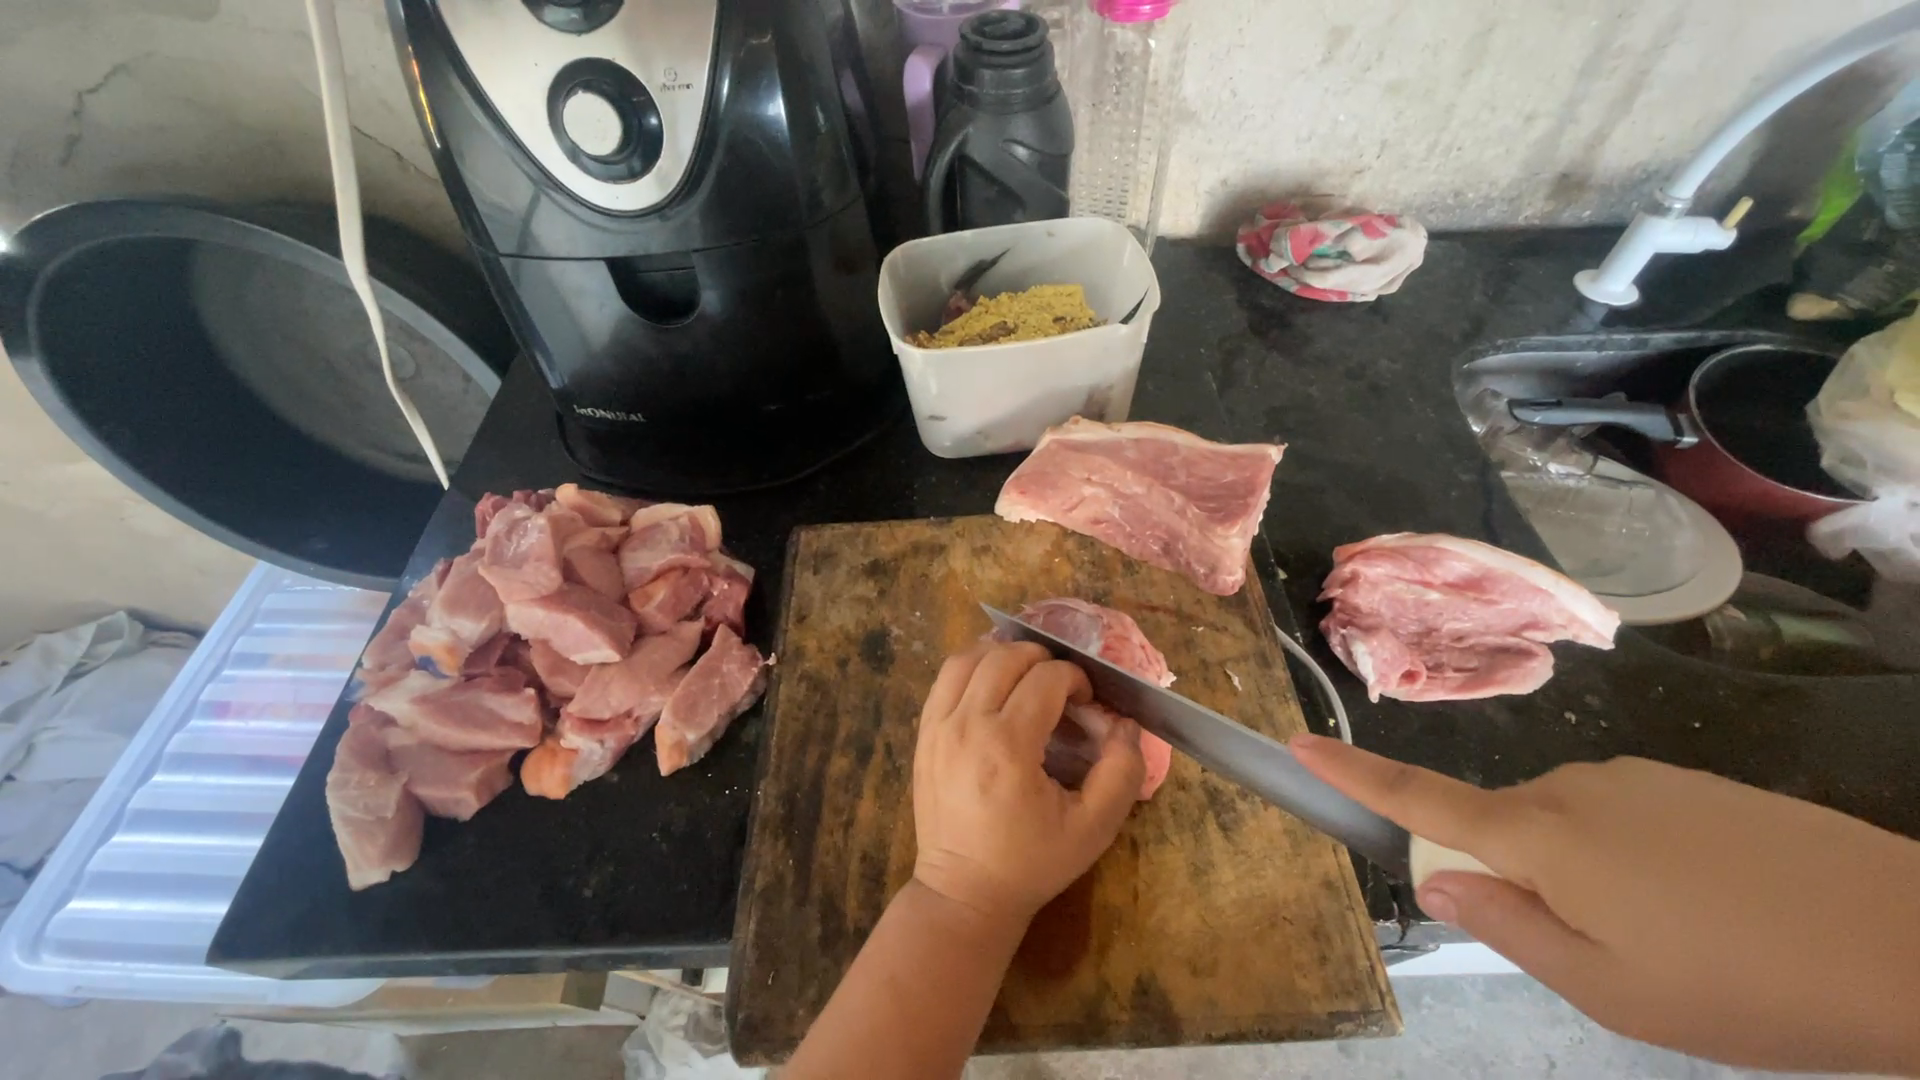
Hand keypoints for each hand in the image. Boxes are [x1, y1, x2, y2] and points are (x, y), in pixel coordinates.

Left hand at [911, 642, 1145, 925]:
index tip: (1087, 703)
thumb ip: (1121, 771)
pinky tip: (992, 686)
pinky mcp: (923, 734)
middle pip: (1006, 657)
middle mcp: (967, 725)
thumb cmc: (1031, 862)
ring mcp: (938, 727)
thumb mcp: (1094, 827)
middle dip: (1042, 660)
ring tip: (1026, 676)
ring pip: (968, 658)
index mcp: (1008, 746)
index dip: (1076, 679)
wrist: (964, 892)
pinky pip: (945, 678)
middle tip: (1061, 686)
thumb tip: (1125, 724)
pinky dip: (972, 668)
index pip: (1046, 678)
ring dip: (1003, 654)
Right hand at [1292, 734, 1919, 1075]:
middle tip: (1600, 947)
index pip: (1418, 796)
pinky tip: (1709, 903)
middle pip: (1497, 823)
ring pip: (1561, 822)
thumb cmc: (1747, 984)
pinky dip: (1630, 856)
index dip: (1352, 772)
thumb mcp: (1613, 992)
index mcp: (1538, 838)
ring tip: (1673, 934)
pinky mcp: (1682, 777)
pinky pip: (1615, 812)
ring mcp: (1628, 775)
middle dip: (1514, 875)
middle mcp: (1568, 787)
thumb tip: (1439, 882)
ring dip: (1581, 871)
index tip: (1298, 742)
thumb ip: (1509, 928)